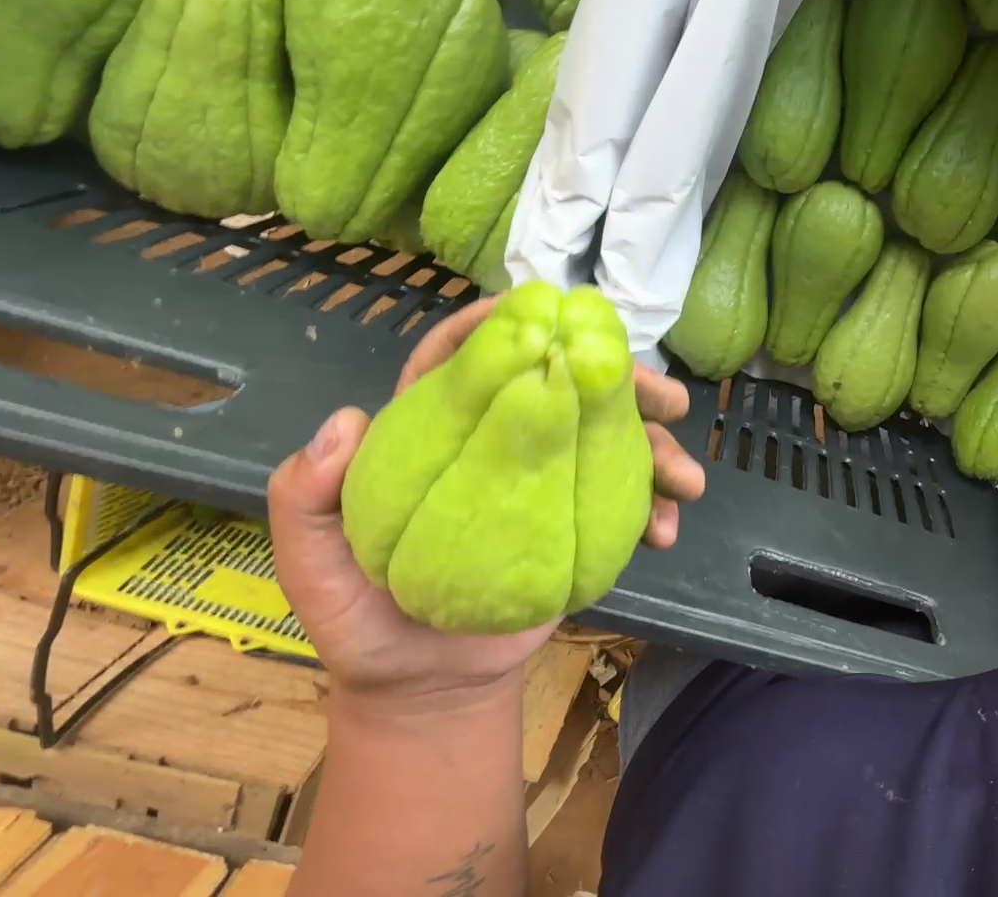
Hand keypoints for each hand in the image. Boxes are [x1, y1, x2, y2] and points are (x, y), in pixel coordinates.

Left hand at [267, 295, 706, 710]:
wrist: (428, 686)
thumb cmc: (364, 621)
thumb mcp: (315, 569)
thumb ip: (309, 499)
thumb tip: (348, 418)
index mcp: (441, 436)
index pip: (466, 363)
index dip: (501, 327)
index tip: (549, 311)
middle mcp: (504, 446)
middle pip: (569, 390)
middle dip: (628, 386)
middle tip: (669, 398)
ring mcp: (548, 484)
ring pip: (612, 441)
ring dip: (661, 451)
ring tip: (688, 481)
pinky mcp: (580, 523)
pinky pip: (627, 501)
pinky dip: (656, 509)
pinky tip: (666, 531)